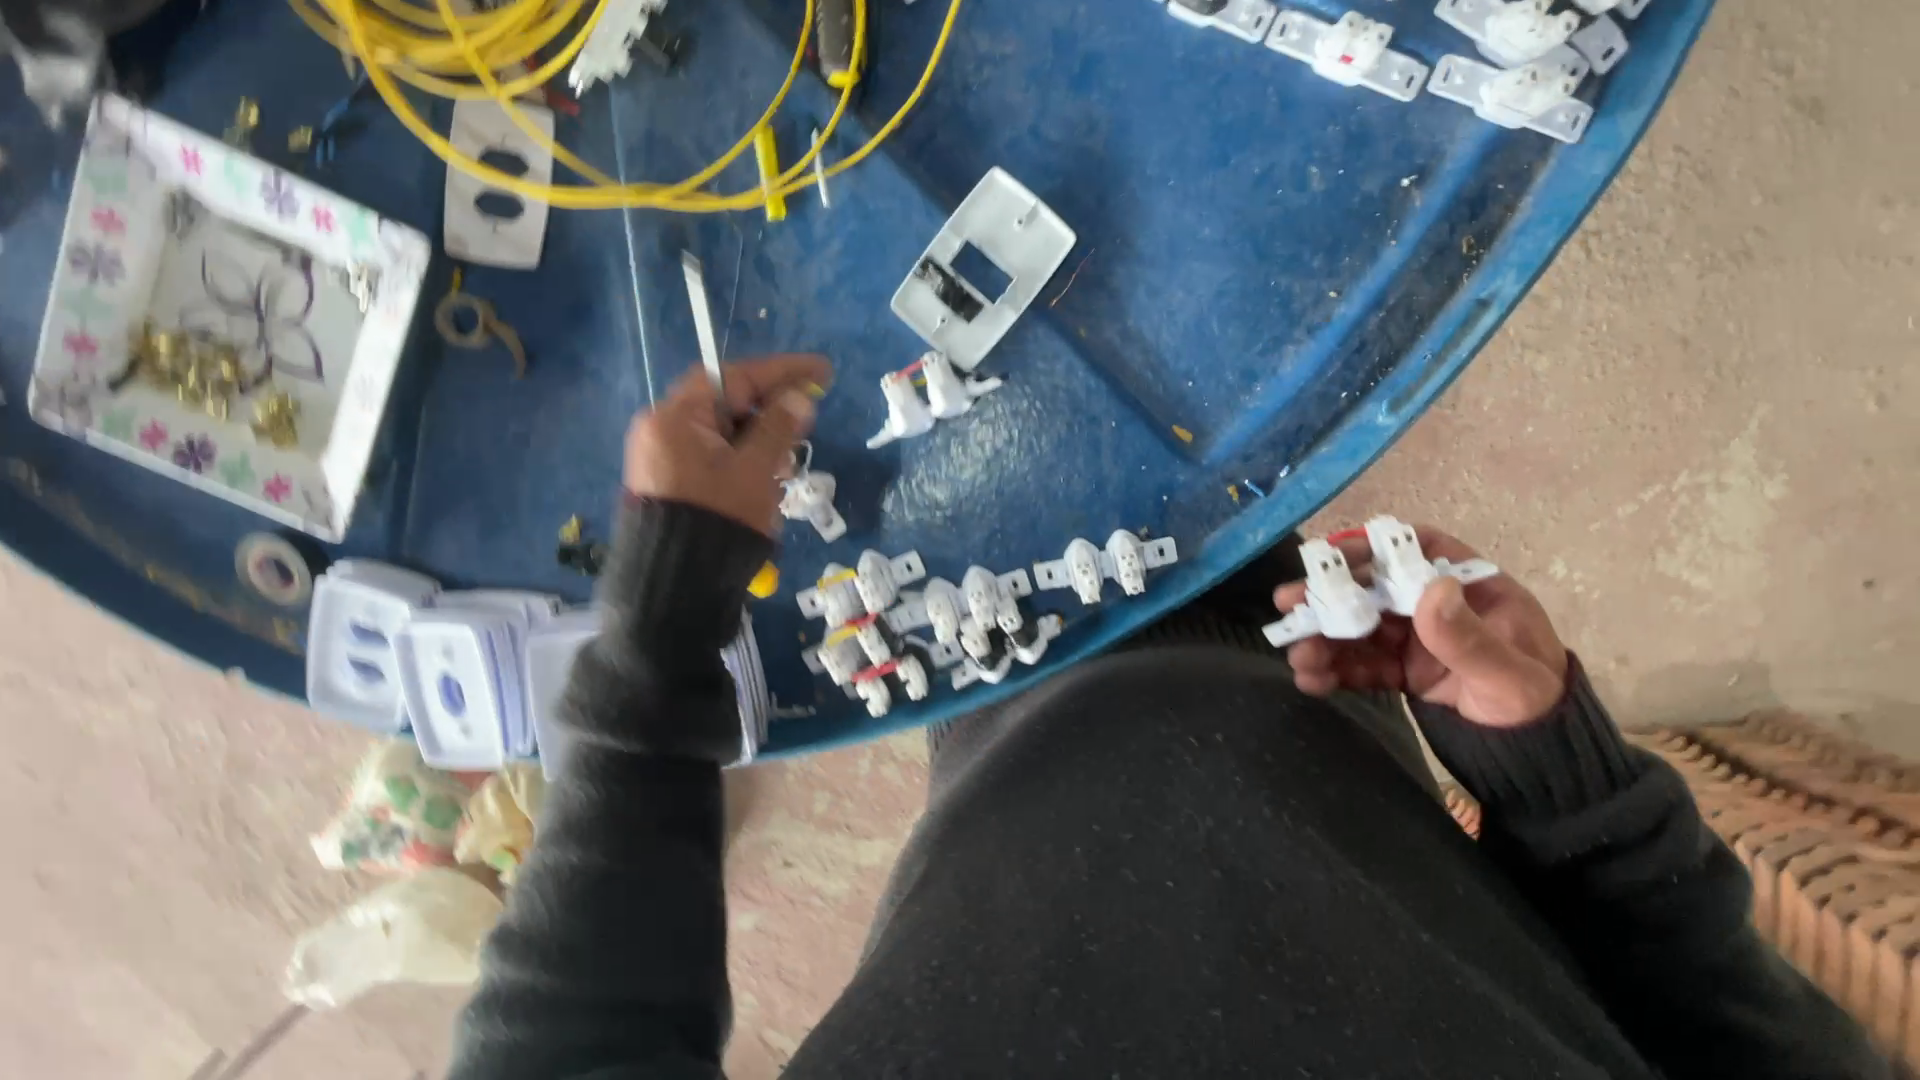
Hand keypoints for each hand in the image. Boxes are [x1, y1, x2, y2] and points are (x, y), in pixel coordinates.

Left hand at [623, 354, 831, 536]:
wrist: (676, 585)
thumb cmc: (719, 519)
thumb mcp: (756, 470)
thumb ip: (779, 428)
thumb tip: (800, 396)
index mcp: (676, 417)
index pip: (734, 377)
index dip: (781, 372)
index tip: (820, 372)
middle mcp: (662, 429)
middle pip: (725, 402)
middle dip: (770, 410)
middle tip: (807, 420)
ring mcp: (662, 457)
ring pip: (721, 431)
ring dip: (759, 438)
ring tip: (789, 462)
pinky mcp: (670, 482)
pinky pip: (712, 455)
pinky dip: (742, 458)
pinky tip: (767, 476)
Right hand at [1272, 526, 1569, 727]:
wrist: (1537, 757)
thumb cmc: (1535, 702)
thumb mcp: (1509, 672)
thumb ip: (1467, 637)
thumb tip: (1430, 590)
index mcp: (1466, 588)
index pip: (1417, 551)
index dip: (1373, 547)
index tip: (1332, 554)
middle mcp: (1431, 606)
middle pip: (1371, 588)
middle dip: (1327, 596)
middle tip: (1288, 603)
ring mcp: (1411, 639)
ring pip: (1356, 628)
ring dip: (1321, 638)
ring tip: (1297, 657)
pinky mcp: (1397, 671)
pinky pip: (1358, 664)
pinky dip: (1331, 671)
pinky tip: (1310, 680)